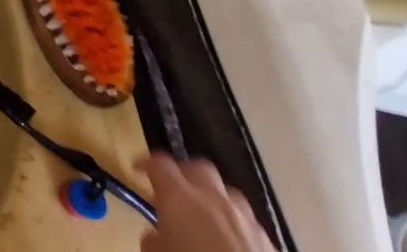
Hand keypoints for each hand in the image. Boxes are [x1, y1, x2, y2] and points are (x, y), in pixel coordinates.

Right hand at [137, 154, 275, 251]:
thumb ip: (152, 238)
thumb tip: (156, 234)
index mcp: (179, 197)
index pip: (159, 163)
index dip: (146, 163)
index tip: (138, 171)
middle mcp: (213, 199)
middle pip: (199, 168)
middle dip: (185, 174)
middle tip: (174, 189)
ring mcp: (245, 219)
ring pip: (229, 193)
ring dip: (215, 198)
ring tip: (206, 216)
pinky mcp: (268, 241)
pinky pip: (248, 221)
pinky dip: (236, 224)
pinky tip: (230, 242)